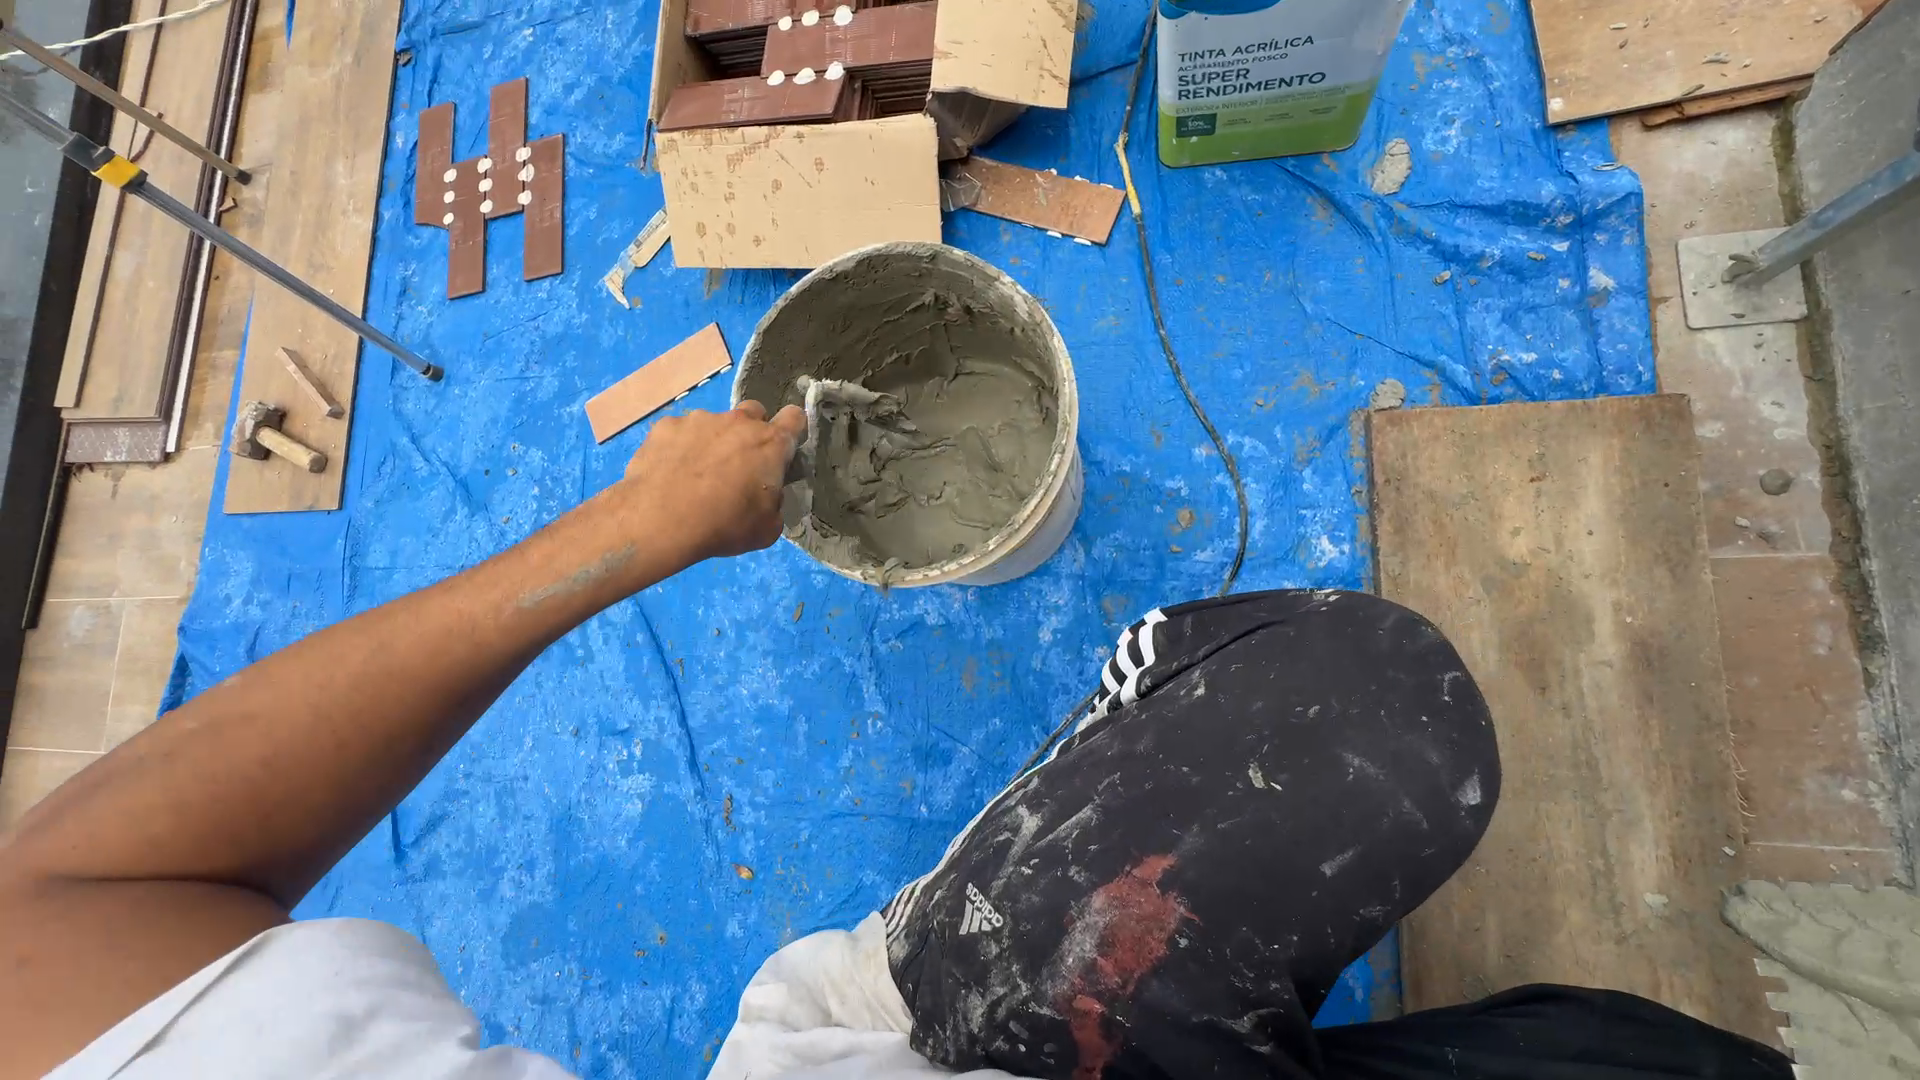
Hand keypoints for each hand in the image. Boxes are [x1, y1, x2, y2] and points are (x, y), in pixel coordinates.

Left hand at [619, 401, 805, 561]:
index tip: (784, 449)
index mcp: (771, 445)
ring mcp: (700, 419)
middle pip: (754, 412)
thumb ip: (775, 503)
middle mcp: (739, 422)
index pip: (795, 418)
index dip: (793, 430)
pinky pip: (680, 432)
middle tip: (740, 464)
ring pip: (714, 423)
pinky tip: (670, 473)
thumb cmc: (725, 526)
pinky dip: (680, 447)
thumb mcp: (767, 528)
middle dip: (752, 432)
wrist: (661, 522)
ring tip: (697, 475)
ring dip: (713, 441)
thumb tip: (769, 498)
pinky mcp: (666, 426)